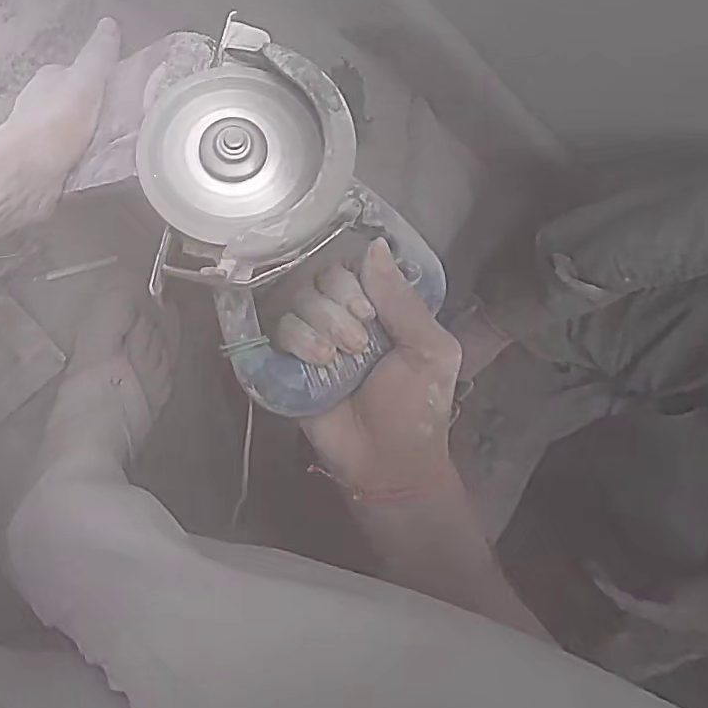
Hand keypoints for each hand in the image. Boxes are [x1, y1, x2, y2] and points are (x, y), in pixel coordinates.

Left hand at [0, 17, 121, 197]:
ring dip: (87, 138)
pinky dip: (81, 160)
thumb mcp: (86, 81)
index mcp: (48, 80)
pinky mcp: (42, 167)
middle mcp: (39, 106)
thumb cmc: (57, 123)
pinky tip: (96, 167)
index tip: (119, 92)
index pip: (75, 73)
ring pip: (70, 132)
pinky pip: (69, 159)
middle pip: (73, 104)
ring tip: (114, 146)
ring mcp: (39, 138)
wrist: (29, 173)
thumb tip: (109, 24)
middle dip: (93, 111)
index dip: (97, 80)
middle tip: (122, 122)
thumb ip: (98, 56)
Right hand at [278, 239, 462, 497]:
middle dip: (337, 310)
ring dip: (319, 326)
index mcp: (378, 308)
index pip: (352, 268)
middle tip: (359, 344)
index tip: (369, 315)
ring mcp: (313, 337)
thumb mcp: (429, 350)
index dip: (354, 285)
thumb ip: (403, 300)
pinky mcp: (289, 362)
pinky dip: (297, 339)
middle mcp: (342, 315)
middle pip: (319, 280)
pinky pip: (278, 328)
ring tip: (337, 358)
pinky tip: (317, 362)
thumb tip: (376, 246)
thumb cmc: (416, 405)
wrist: (387, 462)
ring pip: (296, 300)